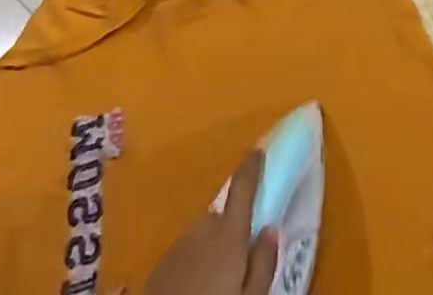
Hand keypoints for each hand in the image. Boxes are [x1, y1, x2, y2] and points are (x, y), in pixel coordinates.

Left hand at [131, 150, 278, 294]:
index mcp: (229, 234)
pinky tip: (198, 284)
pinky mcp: (161, 264)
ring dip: (214, 243)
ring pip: (204, 233)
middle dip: (233, 227)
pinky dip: (196, 258)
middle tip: (242, 252)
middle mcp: (203, 229)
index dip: (251, 167)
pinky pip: (187, 250)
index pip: (242, 188)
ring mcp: (179, 244)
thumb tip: (271, 230)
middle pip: (223, 216)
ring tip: (219, 274)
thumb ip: (263, 263)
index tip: (257, 150)